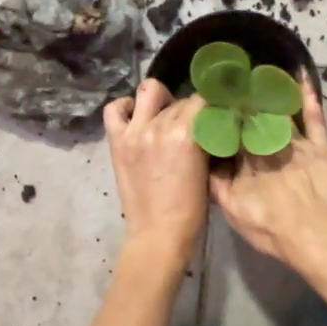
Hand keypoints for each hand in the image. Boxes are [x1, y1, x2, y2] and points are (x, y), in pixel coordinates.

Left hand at [104, 79, 208, 265]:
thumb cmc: (191, 209)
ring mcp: (135, 131)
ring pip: (150, 92)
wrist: (158, 233)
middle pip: (178, 99)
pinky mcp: (118, 141)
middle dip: (186, 109)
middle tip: (189, 127)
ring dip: (160, 100)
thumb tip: (208, 122)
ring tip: (162, 116)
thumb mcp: (207, 168)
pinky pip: (115, 108)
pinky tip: (136, 118)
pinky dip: (126, 107)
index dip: (209, 107)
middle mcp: (160, 125)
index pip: (202, 100)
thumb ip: (206, 139)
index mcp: (188, 134)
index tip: (211, 117)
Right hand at [208, 77, 326, 272]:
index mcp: (246, 162)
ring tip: (259, 77)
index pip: (232, 133)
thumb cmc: (272, 230)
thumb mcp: (234, 212)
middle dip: (245, 104)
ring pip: (279, 114)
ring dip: (269, 96)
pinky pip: (314, 118)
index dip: (225, 118)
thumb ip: (218, 185)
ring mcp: (296, 144)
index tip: (216, 104)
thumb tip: (205, 161)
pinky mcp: (320, 148)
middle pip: (254, 120)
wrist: (314, 239)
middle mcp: (268, 146)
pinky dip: (308, 96)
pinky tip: (301, 75)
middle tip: (236, 86)